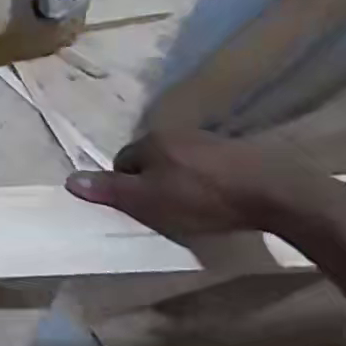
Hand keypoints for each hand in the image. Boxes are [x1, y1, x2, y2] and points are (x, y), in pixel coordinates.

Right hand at [64, 129, 328, 241]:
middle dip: (152, 182)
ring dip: (180, 181)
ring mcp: (209, 139)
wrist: (275, 192)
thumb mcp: (149, 201)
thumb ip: (110, 190)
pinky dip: (207, 182)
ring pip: (180, 162)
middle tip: (165, 212)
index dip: (125, 187)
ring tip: (195, 209)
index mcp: (151, 141)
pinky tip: (220, 201)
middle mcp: (176, 133)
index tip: (140, 210)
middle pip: (151, 159)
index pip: (122, 161)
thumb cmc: (203, 198)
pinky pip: (208, 166)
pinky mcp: (238, 151)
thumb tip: (70, 180)